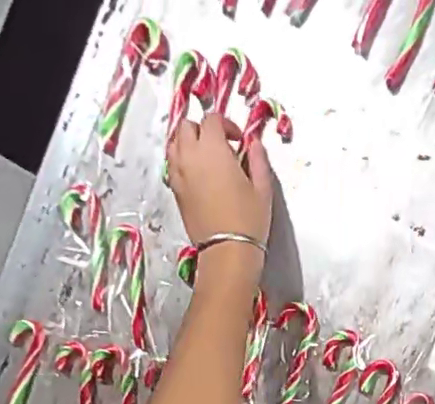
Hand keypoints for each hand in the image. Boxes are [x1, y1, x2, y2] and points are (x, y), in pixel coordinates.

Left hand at [165, 114, 272, 259]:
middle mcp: (190, 155)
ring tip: (205, 158)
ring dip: (189, 143)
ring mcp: (178, 173)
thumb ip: (258, 160)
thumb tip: (254, 142)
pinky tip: (197, 175)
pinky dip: (182, 161)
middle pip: (187, 126)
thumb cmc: (249, 220)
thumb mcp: (262, 188)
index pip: (212, 120)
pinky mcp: (175, 191)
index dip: (226, 124)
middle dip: (203, 130)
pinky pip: (173, 164)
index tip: (238, 140)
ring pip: (175, 143)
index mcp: (212, 148)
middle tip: (220, 146)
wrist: (227, 251)